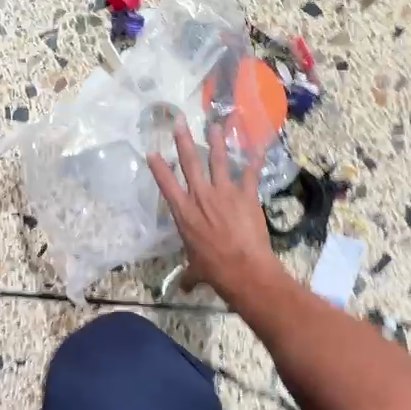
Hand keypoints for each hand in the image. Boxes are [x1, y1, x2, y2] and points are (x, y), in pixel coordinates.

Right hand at [147, 118, 286, 305]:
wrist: (244, 269)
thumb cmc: (214, 270)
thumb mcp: (196, 270)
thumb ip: (190, 274)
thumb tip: (184, 287)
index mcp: (184, 213)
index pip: (166, 185)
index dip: (158, 168)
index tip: (152, 152)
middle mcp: (201, 198)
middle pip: (190, 164)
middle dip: (183, 141)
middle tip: (178, 122)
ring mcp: (225, 194)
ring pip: (219, 161)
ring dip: (217, 141)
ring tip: (215, 124)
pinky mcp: (247, 196)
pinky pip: (250, 173)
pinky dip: (255, 159)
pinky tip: (258, 145)